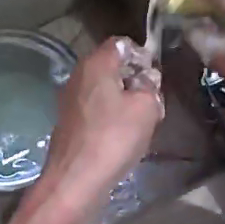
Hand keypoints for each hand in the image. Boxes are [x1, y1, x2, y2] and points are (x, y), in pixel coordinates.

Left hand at [32, 37, 162, 221]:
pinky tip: (122, 136)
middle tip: (152, 101)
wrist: (75, 180)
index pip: (121, 44)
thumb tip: (146, 79)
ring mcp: (70, 100)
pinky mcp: (69, 123)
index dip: (142, 55)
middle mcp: (78, 76)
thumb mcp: (145, 107)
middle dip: (134, 79)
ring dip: (124, 100)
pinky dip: (110, 117)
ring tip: (141, 122)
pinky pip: (95, 110)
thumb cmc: (113, 138)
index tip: (155, 77)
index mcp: (95, 64)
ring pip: (104, 90)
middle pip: (111, 67)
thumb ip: (150, 86)